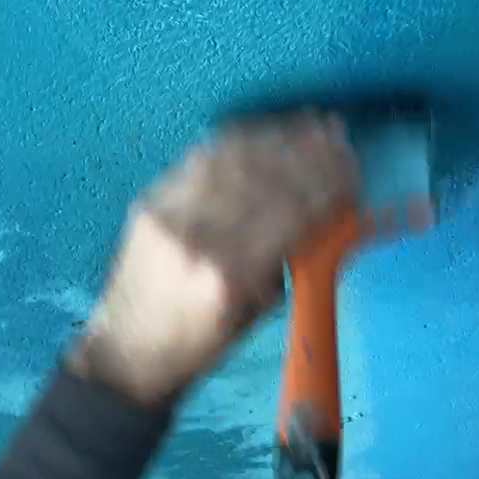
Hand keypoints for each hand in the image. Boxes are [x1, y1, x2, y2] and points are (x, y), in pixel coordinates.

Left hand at [69, 114, 357, 407]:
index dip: (328, 186)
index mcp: (229, 276)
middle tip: (339, 140)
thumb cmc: (200, 345)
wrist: (125, 353)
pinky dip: (240, 141)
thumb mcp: (259, 314)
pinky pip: (202, 158)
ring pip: (235, 158)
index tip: (353, 171)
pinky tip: (266, 134)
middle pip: (266, 179)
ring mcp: (170, 213)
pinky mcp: (152, 199)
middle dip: (310, 155)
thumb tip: (339, 215)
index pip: (292, 213)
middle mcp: (198, 237)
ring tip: (312, 126)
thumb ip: (296, 259)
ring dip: (280, 138)